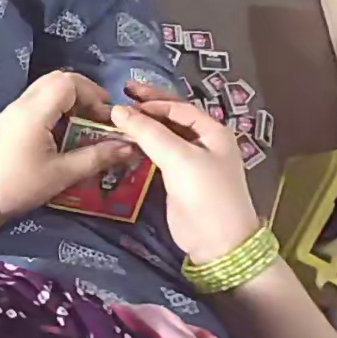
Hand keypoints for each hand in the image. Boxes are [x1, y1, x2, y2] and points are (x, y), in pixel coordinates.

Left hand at [0, 71, 135, 218]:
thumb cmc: (18, 185)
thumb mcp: (61, 174)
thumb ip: (96, 158)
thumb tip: (129, 147)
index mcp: (35, 110)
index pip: (69, 81)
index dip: (93, 93)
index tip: (106, 117)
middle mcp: (23, 103)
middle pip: (58, 80)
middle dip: (84, 94)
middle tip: (99, 118)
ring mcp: (13, 112)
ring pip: (47, 91)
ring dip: (70, 102)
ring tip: (85, 127)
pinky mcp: (9, 123)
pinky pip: (37, 104)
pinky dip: (56, 111)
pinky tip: (65, 136)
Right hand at [109, 96, 260, 264]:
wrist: (218, 242)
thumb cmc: (205, 194)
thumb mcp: (179, 159)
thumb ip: (149, 133)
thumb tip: (118, 110)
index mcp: (212, 131)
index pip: (178, 107)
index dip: (152, 101)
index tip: (125, 98)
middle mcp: (204, 142)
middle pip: (172, 117)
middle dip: (148, 106)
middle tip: (122, 94)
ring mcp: (191, 161)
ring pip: (164, 135)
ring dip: (143, 126)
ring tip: (118, 118)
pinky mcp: (178, 179)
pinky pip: (159, 153)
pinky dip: (143, 145)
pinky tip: (127, 142)